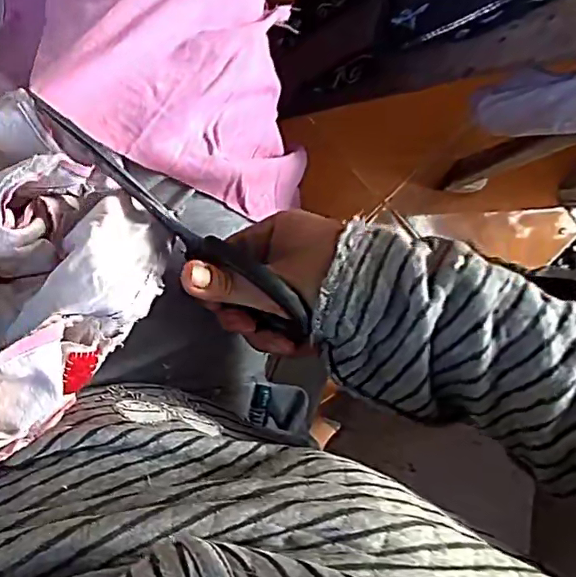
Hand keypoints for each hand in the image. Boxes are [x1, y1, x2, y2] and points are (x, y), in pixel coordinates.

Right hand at [181, 210, 342, 355]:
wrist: (389, 304)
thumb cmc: (328, 282)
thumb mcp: (270, 287)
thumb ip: (226, 285)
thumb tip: (186, 276)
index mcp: (276, 232)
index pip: (230, 257)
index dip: (219, 287)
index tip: (221, 310)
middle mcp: (289, 250)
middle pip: (246, 288)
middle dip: (247, 317)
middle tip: (252, 329)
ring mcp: (305, 274)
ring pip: (267, 308)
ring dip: (269, 332)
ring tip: (284, 343)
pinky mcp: (319, 298)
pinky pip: (290, 316)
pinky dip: (291, 334)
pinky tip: (300, 344)